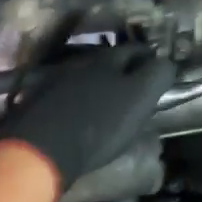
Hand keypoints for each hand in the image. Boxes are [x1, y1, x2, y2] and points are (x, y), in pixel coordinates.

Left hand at [0, 47, 175, 190]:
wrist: (41, 149)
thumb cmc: (98, 128)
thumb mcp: (138, 100)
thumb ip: (156, 77)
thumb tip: (167, 63)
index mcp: (109, 61)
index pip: (137, 52)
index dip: (150, 62)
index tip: (156, 75)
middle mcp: (81, 62)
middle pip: (108, 60)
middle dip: (123, 68)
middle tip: (132, 86)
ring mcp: (55, 79)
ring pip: (84, 74)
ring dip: (96, 81)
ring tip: (104, 99)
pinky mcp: (35, 99)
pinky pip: (61, 92)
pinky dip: (73, 97)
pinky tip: (75, 112)